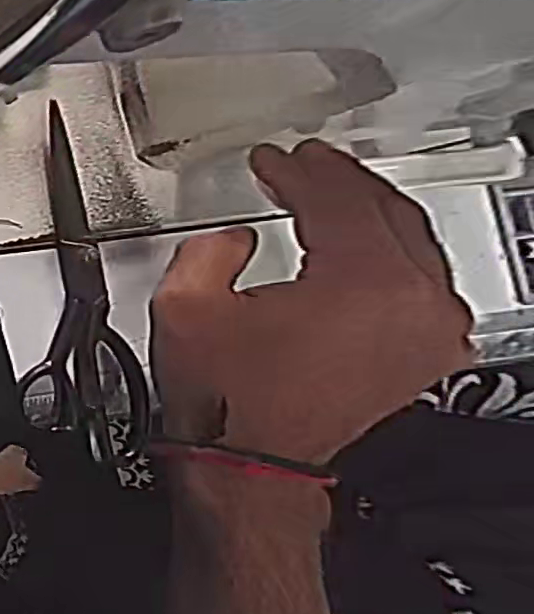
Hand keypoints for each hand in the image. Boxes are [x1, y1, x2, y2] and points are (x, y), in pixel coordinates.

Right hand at [151, 140, 473, 464]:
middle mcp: (417, 303)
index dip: (300, 174)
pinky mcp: (425, 351)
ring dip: (369, 215)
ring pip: (414, 247)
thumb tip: (236, 239)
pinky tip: (360, 249)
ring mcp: (431, 330)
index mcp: (363, 284)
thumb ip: (209, 251)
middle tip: (308, 164)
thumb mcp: (182, 306)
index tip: (276, 160)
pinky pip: (419, 283)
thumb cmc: (226, 392)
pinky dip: (385, 255)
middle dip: (343, 183)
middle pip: (391, 216)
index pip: (339, 204)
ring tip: (332, 197)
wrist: (249, 454)